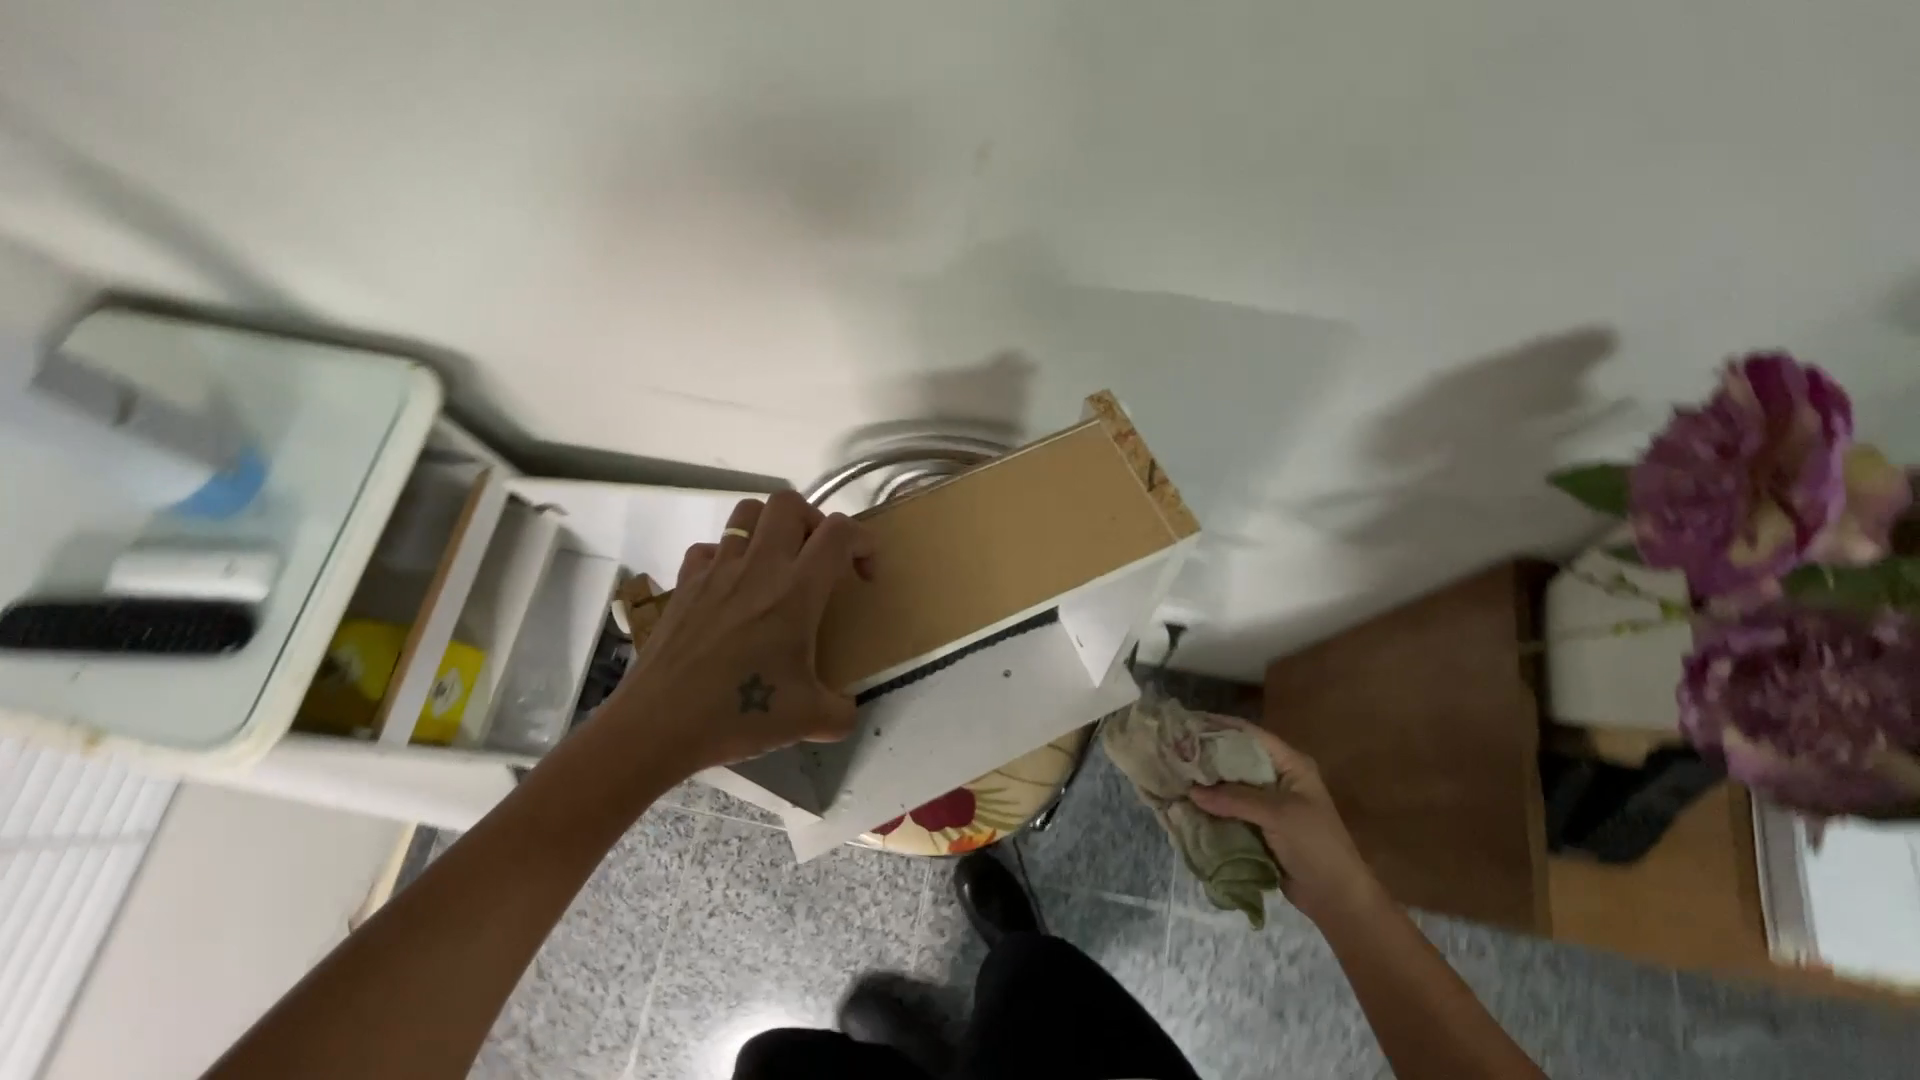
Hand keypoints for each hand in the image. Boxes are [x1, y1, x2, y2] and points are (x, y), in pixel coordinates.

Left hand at [606, 491, 875, 771]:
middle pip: (789, 503)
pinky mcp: (685, 584)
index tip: (863, 577)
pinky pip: (710, 548)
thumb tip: (846, 712)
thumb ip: (841, 712)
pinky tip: (732, 589)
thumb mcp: (809, 721)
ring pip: (747, 513)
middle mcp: (758, 567)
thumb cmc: (739, 715)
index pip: (839, 533)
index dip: (863, 542)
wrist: (659, 724)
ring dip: (771, 527)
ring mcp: (716, 571)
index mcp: (796, 591)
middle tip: (819, 560)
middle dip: (814, 521)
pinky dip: (727, 556)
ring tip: (778, 564)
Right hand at [1188, 716, 1379, 918]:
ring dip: (1206, 783)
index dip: (1220, 726)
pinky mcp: (1258, 825)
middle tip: (1173, 751)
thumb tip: (1192, 791)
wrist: (1335, 895)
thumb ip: (1236, 799)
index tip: (1187, 723)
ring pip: (1230, 785)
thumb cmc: (1315, 845)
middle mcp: (1277, 778)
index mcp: (1290, 764)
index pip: (1250, 735)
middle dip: (1207, 756)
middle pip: (1236, 759)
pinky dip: (1211, 807)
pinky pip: (1229, 809)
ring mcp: (1267, 803)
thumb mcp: (1279, 815)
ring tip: (1173, 775)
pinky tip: (1186, 804)